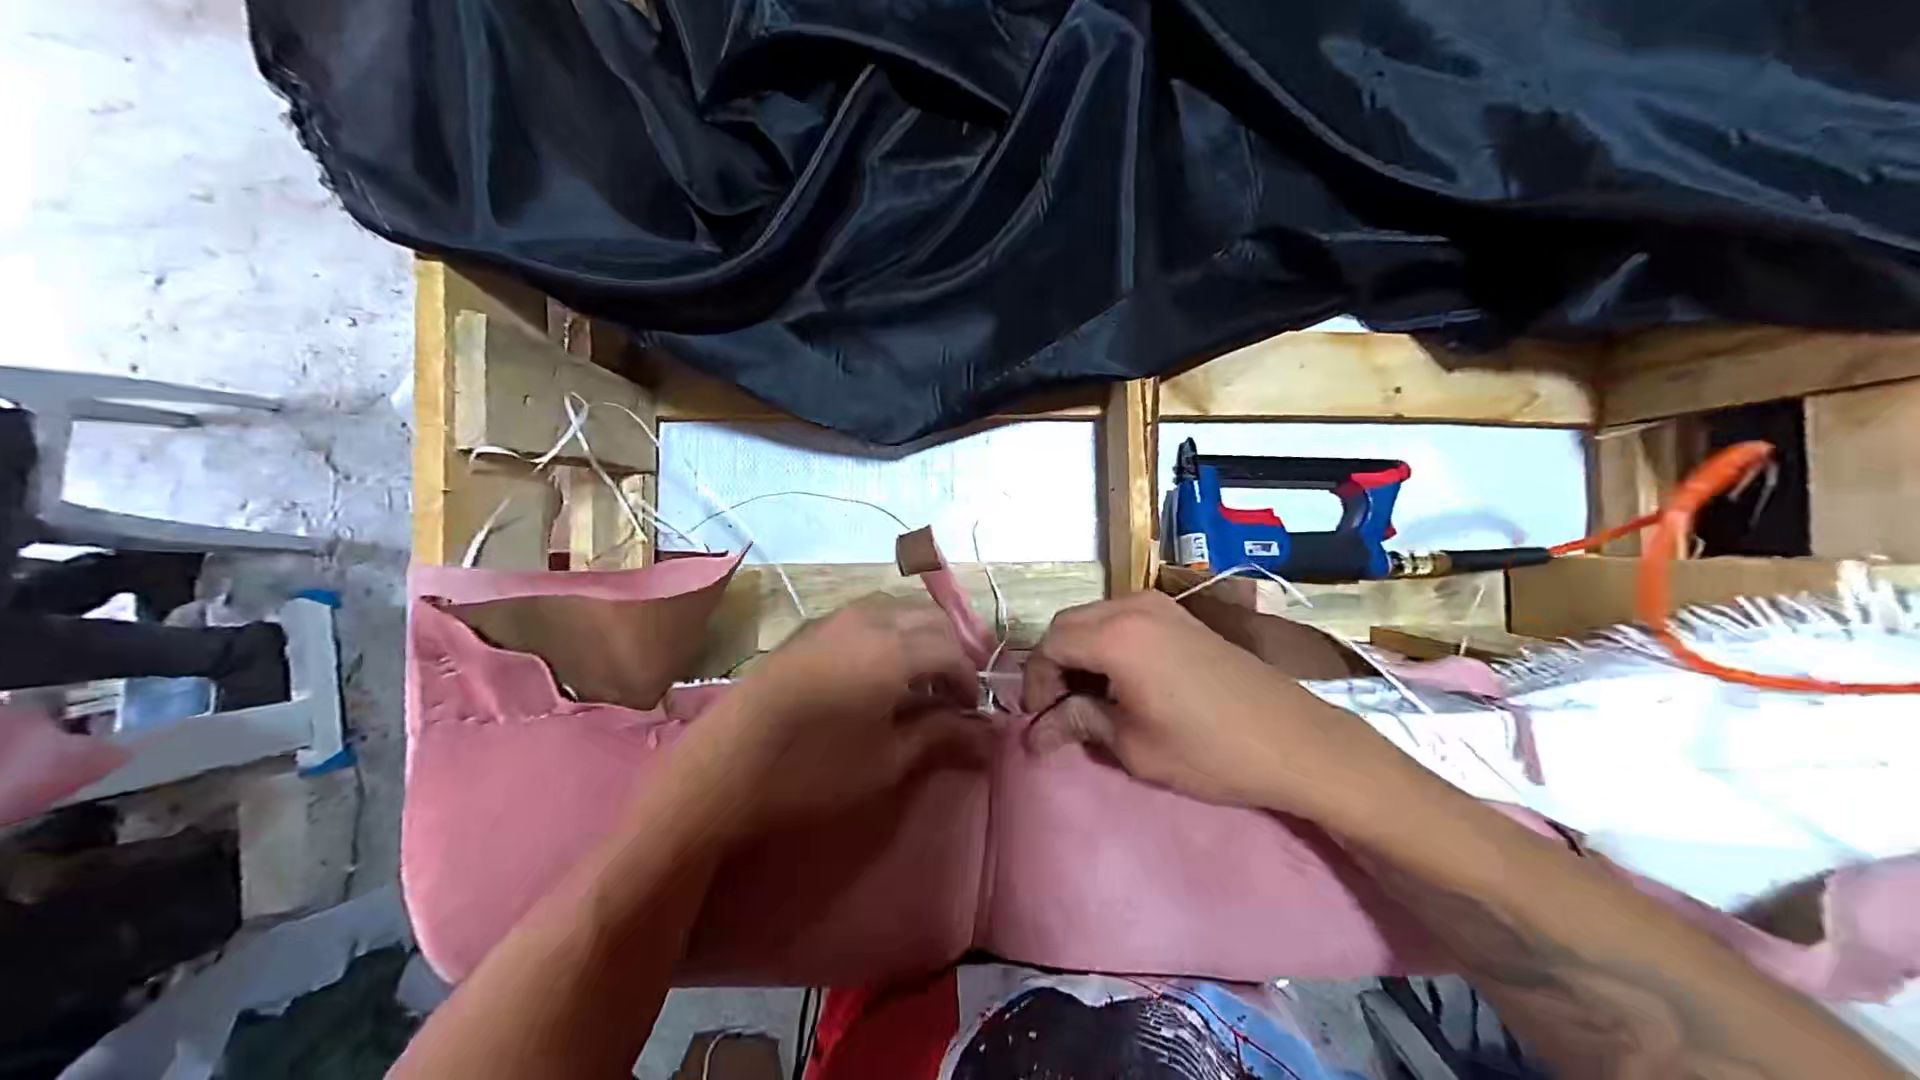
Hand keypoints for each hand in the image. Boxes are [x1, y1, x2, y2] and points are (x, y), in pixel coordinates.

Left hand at [669, 595, 992, 840]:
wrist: (723, 767)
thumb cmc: (812, 769)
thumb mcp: (885, 760)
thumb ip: (939, 736)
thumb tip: (986, 736)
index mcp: (894, 647)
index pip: (953, 649)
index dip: (969, 680)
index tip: (970, 712)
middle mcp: (869, 618)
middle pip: (930, 619)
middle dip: (951, 652)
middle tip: (951, 695)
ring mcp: (835, 618)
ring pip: (898, 611)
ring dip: (921, 638)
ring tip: (918, 681)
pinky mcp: (810, 628)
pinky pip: (868, 616)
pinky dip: (891, 634)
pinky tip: (880, 670)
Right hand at [1022, 590, 1411, 814]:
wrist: (1294, 740)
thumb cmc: (1209, 751)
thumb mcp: (1133, 745)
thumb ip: (1078, 724)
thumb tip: (1034, 734)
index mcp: (1116, 636)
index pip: (1049, 646)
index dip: (1035, 683)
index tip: (1040, 719)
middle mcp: (1132, 606)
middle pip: (1067, 625)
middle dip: (1053, 665)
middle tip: (1058, 709)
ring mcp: (1159, 605)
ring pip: (1093, 618)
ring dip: (1079, 653)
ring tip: (1087, 698)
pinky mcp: (1179, 614)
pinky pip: (1121, 618)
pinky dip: (1105, 644)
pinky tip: (1118, 680)